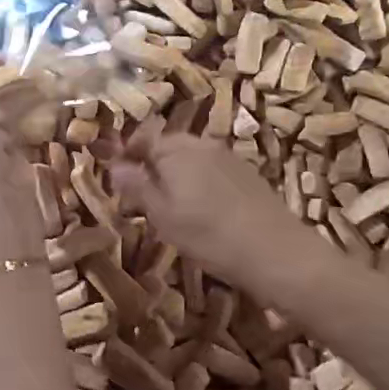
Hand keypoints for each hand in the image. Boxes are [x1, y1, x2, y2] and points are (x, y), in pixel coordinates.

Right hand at [110, 133, 333, 289]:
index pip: (143, 139)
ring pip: (193, 158)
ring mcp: (229, 158)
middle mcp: (204, 144)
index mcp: (177, 149)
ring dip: (179, 174)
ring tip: (173, 206)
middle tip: (143, 196)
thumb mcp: (162, 215)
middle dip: (154, 164)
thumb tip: (115, 164)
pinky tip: (204, 210)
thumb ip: (137, 186)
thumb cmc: (208, 234)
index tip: (118, 177)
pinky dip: (202, 183)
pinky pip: (214, 170)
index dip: (128, 154)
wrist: (273, 250)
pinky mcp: (248, 175)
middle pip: (170, 146)